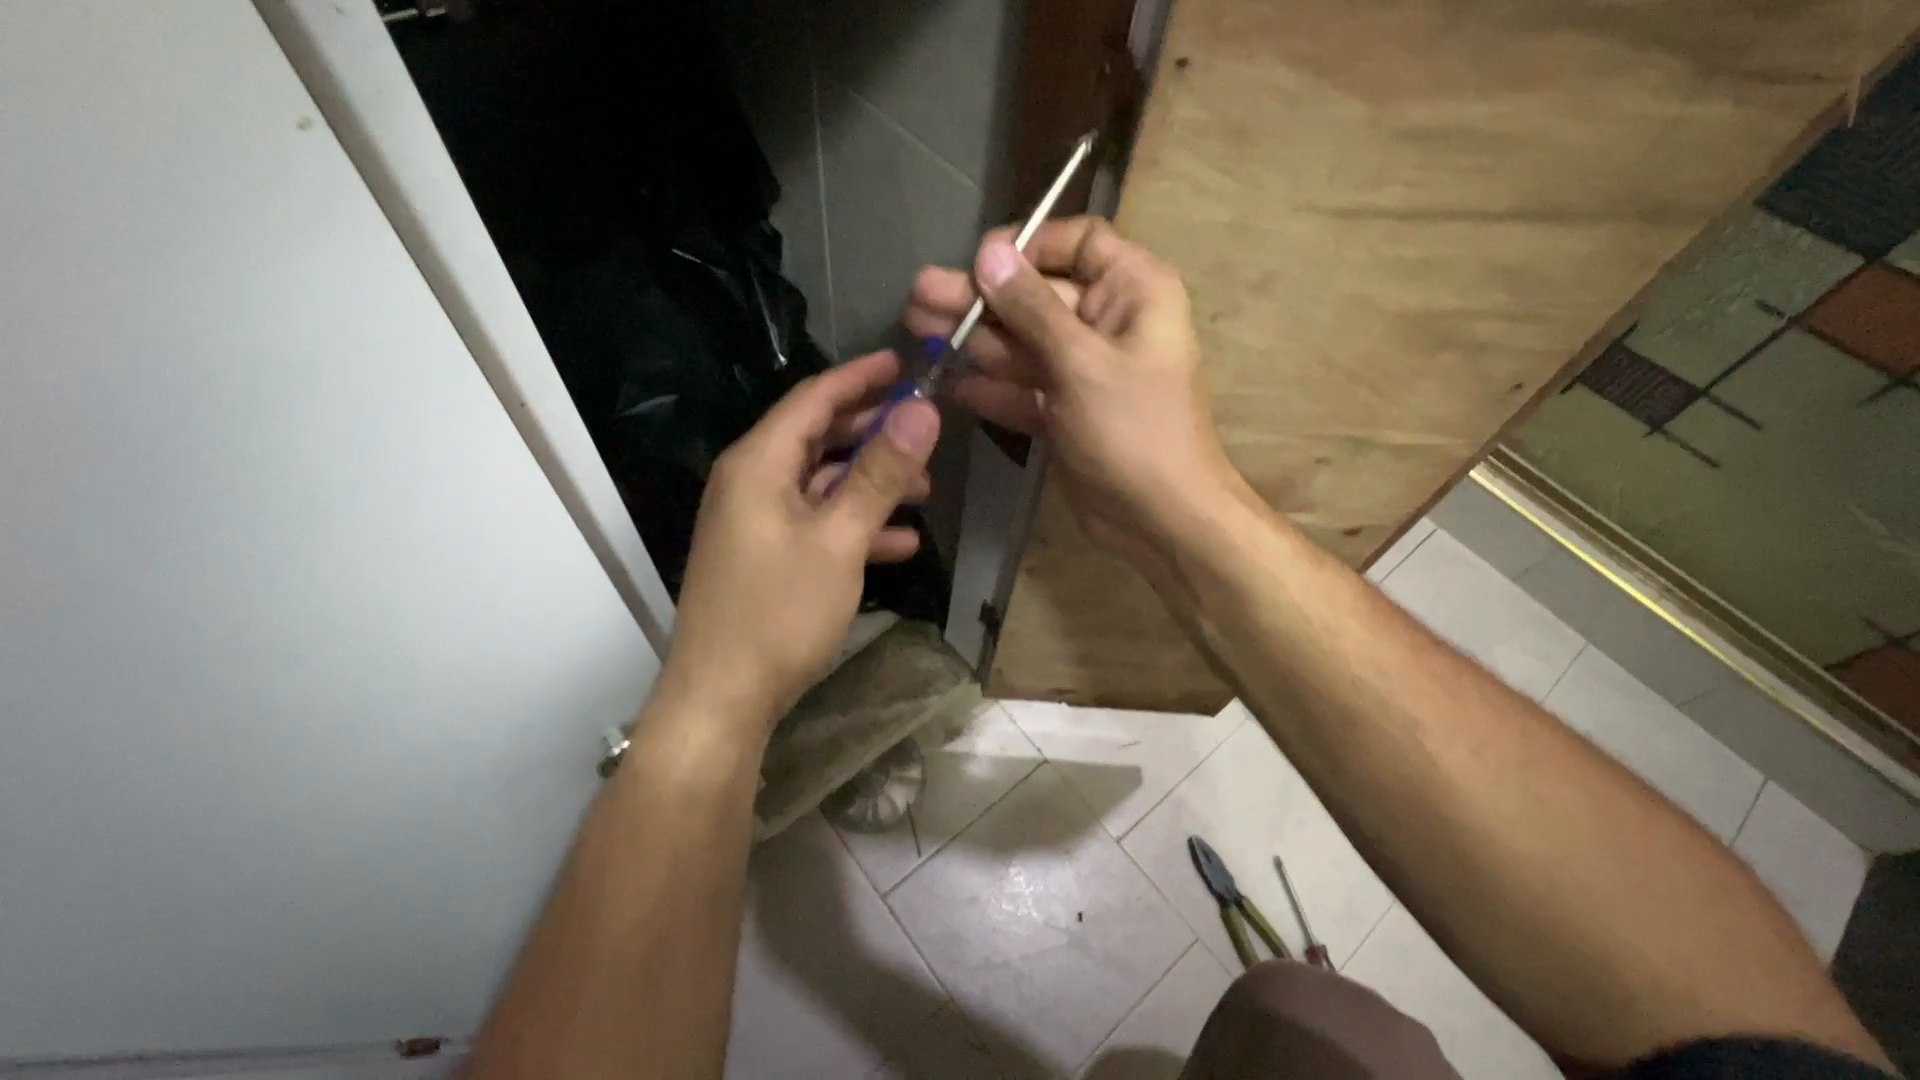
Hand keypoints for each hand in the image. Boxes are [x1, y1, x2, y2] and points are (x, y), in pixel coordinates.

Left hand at [653, 350, 939, 736]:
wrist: (722, 697)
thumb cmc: (779, 611)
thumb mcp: (838, 538)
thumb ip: (879, 473)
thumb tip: (922, 411)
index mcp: (759, 463)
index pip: (813, 398)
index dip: (861, 377)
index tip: (906, 362)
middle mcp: (751, 482)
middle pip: (818, 438)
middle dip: (874, 433)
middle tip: (926, 431)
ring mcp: (755, 522)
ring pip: (821, 484)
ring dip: (871, 484)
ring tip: (925, 492)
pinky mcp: (764, 558)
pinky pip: (814, 524)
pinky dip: (854, 526)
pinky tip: (899, 545)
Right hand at [905, 217, 1242, 568]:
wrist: (1161, 520)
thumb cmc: (1133, 430)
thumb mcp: (1081, 362)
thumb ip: (1031, 307)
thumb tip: (989, 253)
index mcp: (1133, 292)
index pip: (1079, 243)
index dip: (1028, 246)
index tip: (978, 261)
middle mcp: (1108, 322)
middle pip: (1037, 296)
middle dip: (980, 298)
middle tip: (919, 295)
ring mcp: (1084, 370)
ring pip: (1022, 343)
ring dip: (973, 339)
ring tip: (917, 328)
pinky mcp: (1064, 411)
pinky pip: (1023, 387)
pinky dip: (990, 386)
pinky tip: (947, 381)